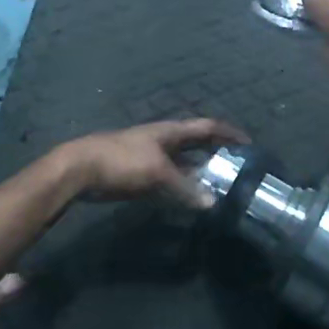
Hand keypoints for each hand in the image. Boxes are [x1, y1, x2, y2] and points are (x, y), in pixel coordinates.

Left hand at [52, 118, 247, 201]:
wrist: (80, 169)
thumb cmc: (122, 161)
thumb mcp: (158, 173)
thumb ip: (185, 187)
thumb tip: (211, 203)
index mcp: (170, 131)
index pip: (208, 126)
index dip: (229, 132)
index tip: (248, 143)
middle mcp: (164, 140)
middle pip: (197, 143)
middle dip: (217, 151)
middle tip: (236, 166)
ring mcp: (151, 156)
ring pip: (183, 163)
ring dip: (200, 172)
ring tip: (219, 185)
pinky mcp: (139, 174)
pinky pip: (169, 178)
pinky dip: (183, 186)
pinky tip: (190, 199)